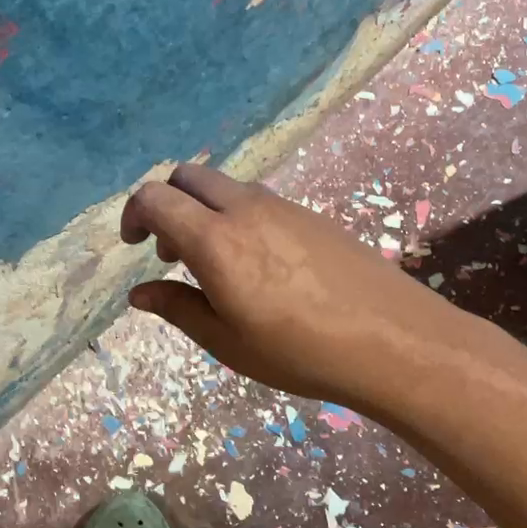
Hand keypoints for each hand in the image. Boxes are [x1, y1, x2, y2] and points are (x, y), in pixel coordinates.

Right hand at [120, 163, 467, 410]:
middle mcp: (244, 209)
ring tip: (213, 263)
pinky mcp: (310, 215)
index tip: (134, 246)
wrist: (393, 341)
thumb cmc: (298, 351)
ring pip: (224, 185)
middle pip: (187, 176)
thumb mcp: (226, 341)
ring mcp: (281, 206)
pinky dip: (234, 215)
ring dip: (201, 209)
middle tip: (170, 252)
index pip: (155, 198)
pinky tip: (256, 264)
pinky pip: (256, 199)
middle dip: (166, 203)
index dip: (133, 214)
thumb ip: (177, 308)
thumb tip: (138, 294)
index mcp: (214, 240)